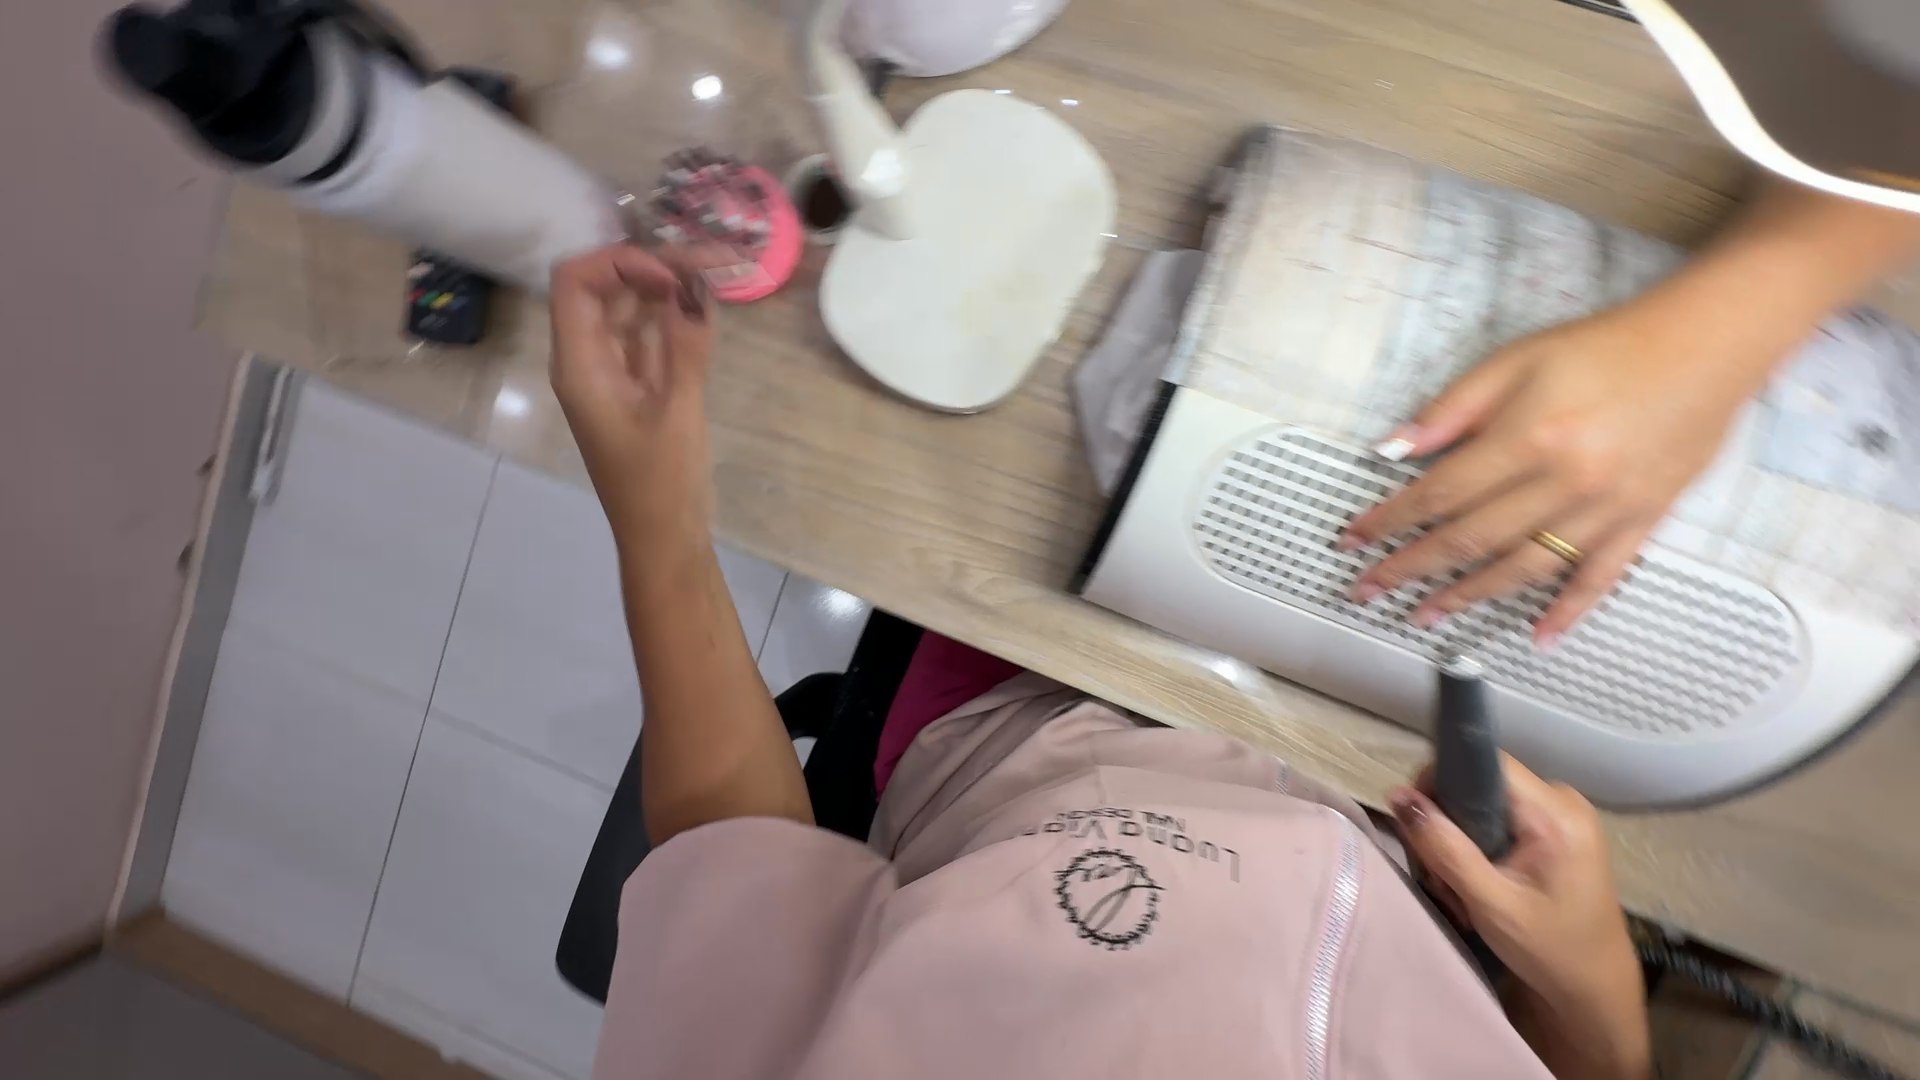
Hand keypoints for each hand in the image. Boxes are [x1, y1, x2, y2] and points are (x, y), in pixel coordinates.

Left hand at [549, 244, 713, 550]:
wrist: (663, 538)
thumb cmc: (661, 485)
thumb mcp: (678, 414)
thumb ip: (686, 348)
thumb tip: (697, 287)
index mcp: (580, 366)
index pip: (577, 282)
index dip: (621, 264)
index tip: (673, 280)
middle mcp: (590, 360)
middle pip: (608, 290)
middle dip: (655, 267)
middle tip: (713, 263)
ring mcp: (616, 374)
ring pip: (632, 311)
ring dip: (669, 289)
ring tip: (717, 273)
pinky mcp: (640, 388)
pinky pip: (651, 338)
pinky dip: (676, 320)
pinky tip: (706, 309)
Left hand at [1339, 298, 1754, 644]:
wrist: (1711, 341)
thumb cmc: (1600, 348)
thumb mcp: (1511, 362)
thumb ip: (1448, 411)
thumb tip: (1389, 449)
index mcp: (1527, 440)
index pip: (1437, 495)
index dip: (1388, 521)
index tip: (1351, 540)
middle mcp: (1566, 483)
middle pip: (1469, 540)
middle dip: (1408, 568)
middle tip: (1366, 590)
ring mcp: (1608, 508)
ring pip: (1523, 568)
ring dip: (1468, 596)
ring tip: (1423, 615)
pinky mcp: (1646, 520)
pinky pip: (1603, 576)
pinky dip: (1570, 610)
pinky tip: (1539, 636)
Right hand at [1391, 756, 1647, 1079]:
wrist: (1596, 994)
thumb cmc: (1550, 951)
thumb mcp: (1489, 902)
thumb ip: (1443, 846)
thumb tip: (1397, 794)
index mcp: (1556, 815)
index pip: (1482, 762)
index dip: (1442, 779)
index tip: (1421, 818)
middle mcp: (1562, 803)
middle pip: (1477, 782)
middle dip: (1447, 821)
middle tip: (1440, 871)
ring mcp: (1561, 815)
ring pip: (1482, 801)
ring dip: (1457, 837)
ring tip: (1458, 883)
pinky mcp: (1555, 829)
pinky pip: (1496, 815)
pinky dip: (1476, 842)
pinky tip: (1475, 879)